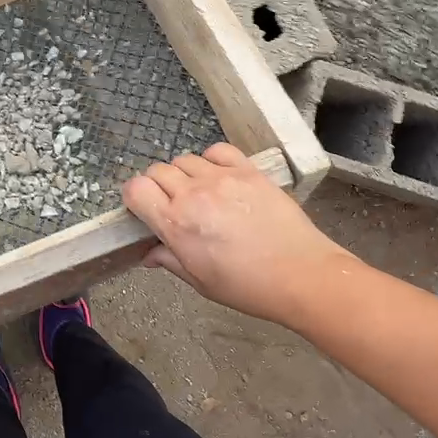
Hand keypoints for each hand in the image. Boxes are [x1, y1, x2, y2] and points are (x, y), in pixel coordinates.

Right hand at [123, 143, 356, 325]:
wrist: (303, 275)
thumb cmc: (249, 287)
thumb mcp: (201, 282)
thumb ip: (169, 260)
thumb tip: (148, 253)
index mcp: (177, 224)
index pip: (136, 189)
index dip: (135, 197)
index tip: (144, 209)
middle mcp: (193, 194)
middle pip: (157, 171)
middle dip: (158, 186)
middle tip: (173, 205)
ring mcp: (222, 178)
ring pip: (185, 160)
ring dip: (184, 174)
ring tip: (199, 193)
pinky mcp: (247, 170)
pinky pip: (217, 151)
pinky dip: (211, 160)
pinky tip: (218, 177)